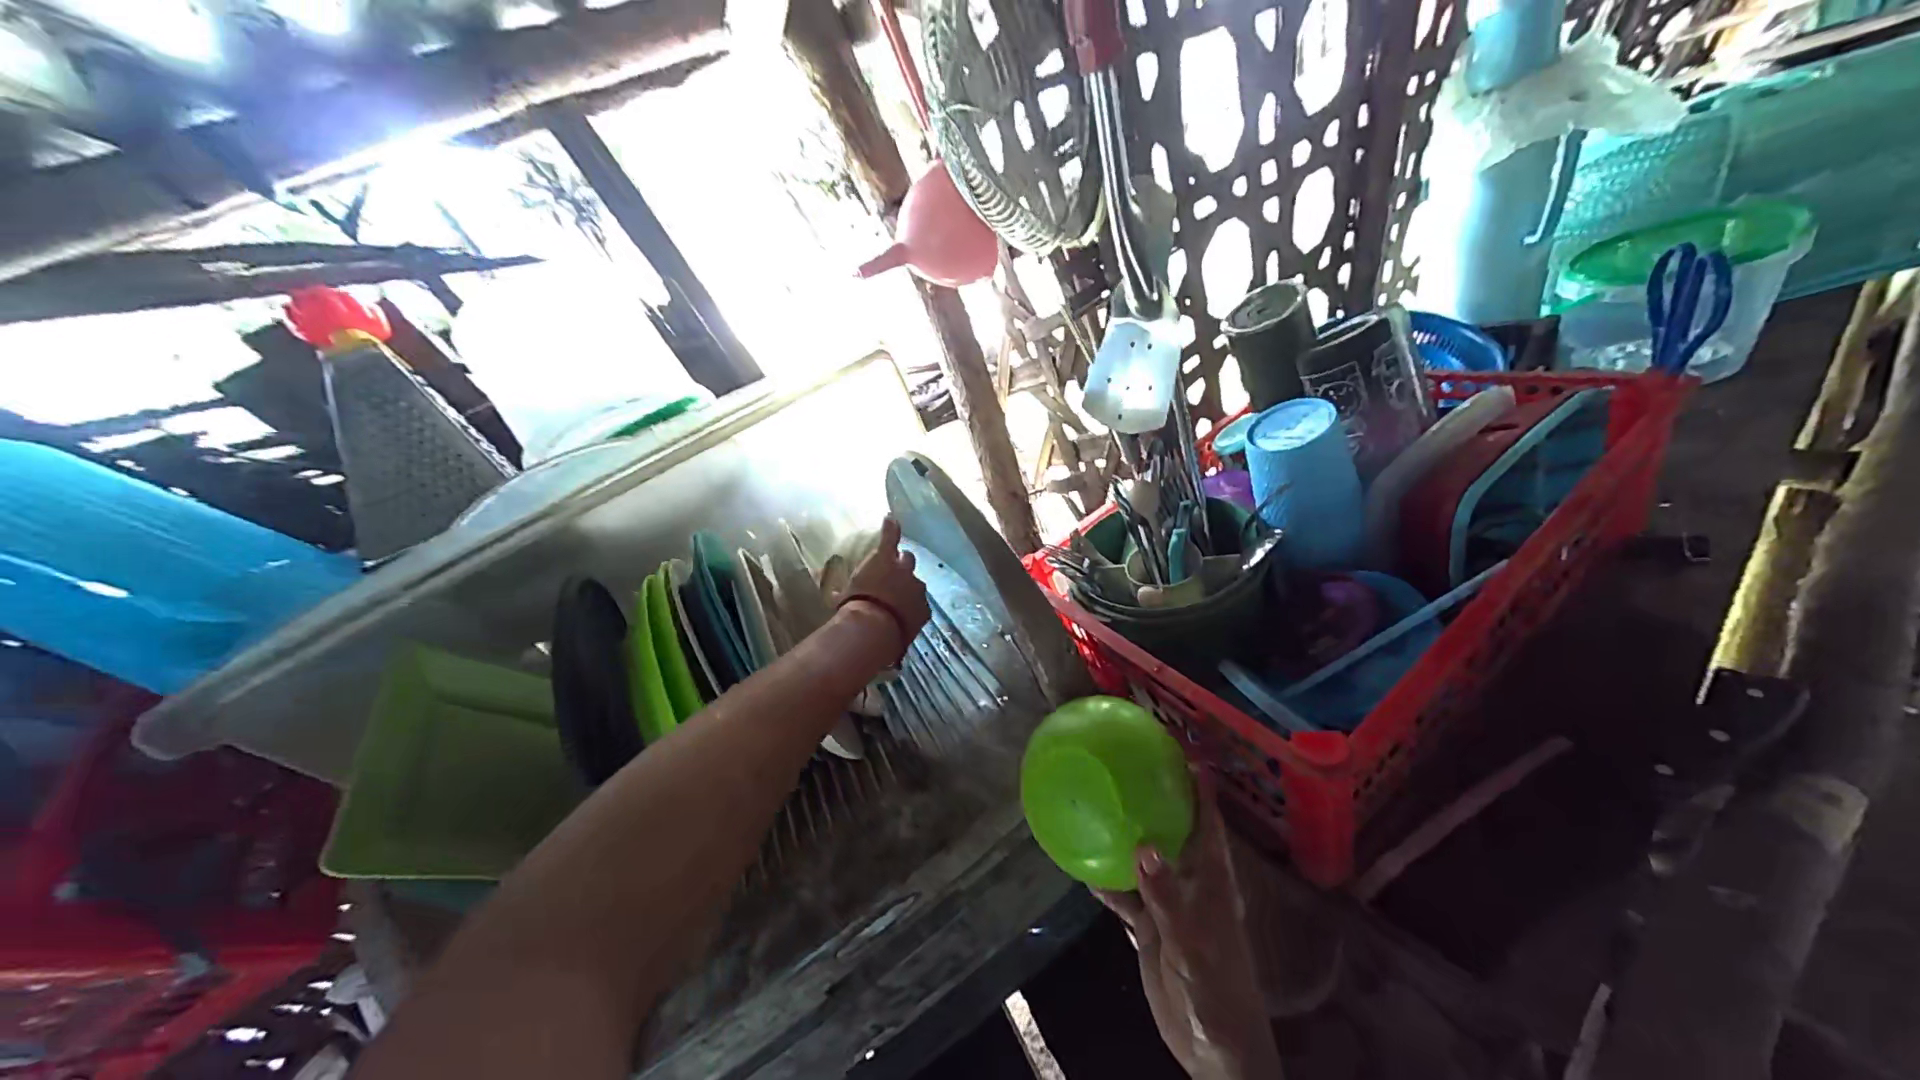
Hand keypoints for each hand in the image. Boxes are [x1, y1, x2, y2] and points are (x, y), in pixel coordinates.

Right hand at [836, 516, 929, 661]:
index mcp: (883, 559)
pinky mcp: (925, 609)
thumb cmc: (853, 605)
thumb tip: (831, 587)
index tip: (891, 519)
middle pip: (908, 558)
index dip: (891, 526)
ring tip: (897, 603)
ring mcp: (918, 589)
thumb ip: (842, 588)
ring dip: (908, 589)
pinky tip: (904, 619)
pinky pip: (920, 606)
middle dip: (902, 564)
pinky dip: (914, 609)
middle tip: (893, 574)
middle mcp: (904, 570)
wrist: (875, 629)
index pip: (890, 534)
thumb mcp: (842, 594)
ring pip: (916, 584)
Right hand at [1095, 773, 1282, 1079]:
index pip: (1208, 823)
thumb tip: (1142, 847)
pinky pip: (1122, 894)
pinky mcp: (1148, 927)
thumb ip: (1167, 898)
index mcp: (1212, 882)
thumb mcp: (1192, 946)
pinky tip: (1081, 861)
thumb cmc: (1217, 995)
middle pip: (1173, 830)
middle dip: (1158, 797)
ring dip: (1126, 833)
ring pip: (1144, 858)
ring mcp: (1167, 904)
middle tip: (1132, 764)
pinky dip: (1104, 878)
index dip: (1201, 787)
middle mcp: (1190, 883)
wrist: (1213, 1050)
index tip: (1186, 750)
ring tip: (1099, 802)